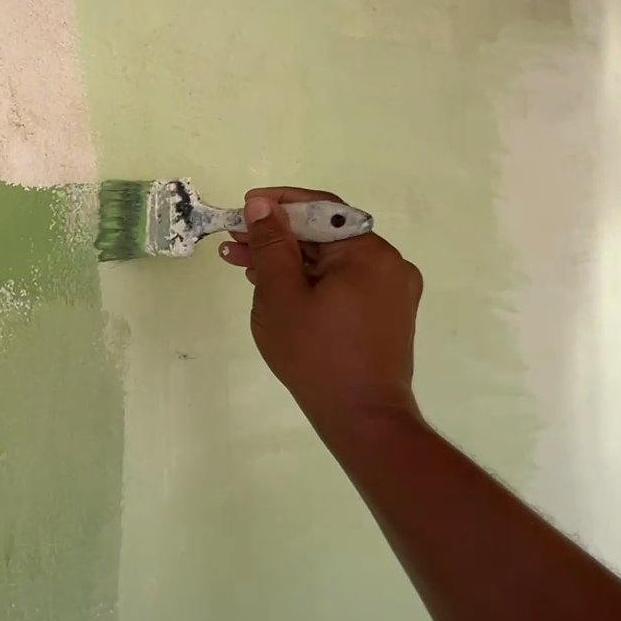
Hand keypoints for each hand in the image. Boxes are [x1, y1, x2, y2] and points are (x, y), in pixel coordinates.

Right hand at [218, 187, 423, 431]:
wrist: (362, 416)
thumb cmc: (315, 352)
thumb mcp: (280, 293)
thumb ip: (271, 243)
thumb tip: (261, 204)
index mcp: (369, 254)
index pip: (320, 208)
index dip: (277, 204)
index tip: (241, 209)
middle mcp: (388, 264)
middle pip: (323, 234)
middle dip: (275, 235)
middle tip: (231, 241)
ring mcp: (389, 290)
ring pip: (328, 259)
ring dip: (285, 258)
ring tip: (240, 265)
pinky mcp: (382, 312)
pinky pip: (339, 280)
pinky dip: (306, 278)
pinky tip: (273, 286)